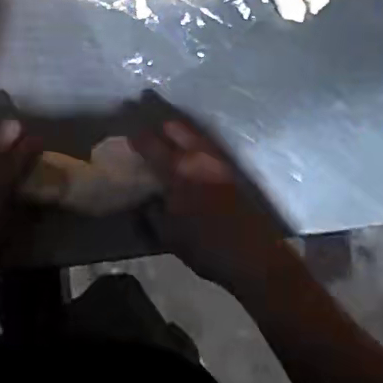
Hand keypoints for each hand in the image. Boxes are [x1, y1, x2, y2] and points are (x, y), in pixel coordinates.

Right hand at [132, 118, 293, 293]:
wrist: (255, 255)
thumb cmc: (207, 246)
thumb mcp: (169, 235)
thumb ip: (151, 213)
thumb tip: (144, 199)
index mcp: (178, 168)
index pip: (150, 142)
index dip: (136, 139)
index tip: (126, 143)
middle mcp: (198, 155)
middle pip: (174, 126)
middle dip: (158, 129)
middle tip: (147, 141)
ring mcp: (218, 159)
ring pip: (193, 134)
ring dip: (177, 135)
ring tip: (166, 148)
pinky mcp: (230, 168)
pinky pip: (206, 145)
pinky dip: (193, 146)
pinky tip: (187, 161)